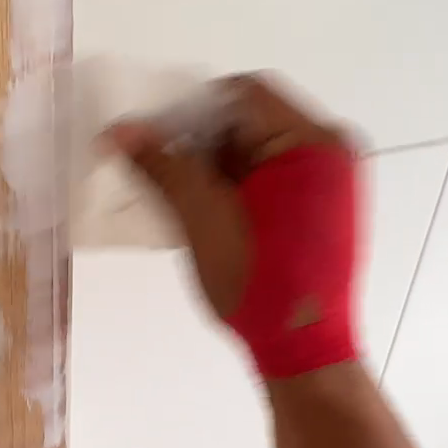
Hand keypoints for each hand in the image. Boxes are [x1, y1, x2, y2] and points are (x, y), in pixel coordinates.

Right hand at [99, 73, 363, 377]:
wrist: (304, 352)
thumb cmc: (257, 282)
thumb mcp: (202, 219)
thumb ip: (163, 167)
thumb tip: (118, 131)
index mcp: (312, 142)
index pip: (242, 94)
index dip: (189, 109)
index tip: (151, 139)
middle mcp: (329, 152)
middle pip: (250, 123)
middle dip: (198, 143)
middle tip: (156, 169)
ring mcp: (329, 184)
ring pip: (256, 154)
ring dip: (211, 168)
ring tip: (174, 196)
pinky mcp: (320, 211)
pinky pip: (269, 181)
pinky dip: (233, 190)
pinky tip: (203, 214)